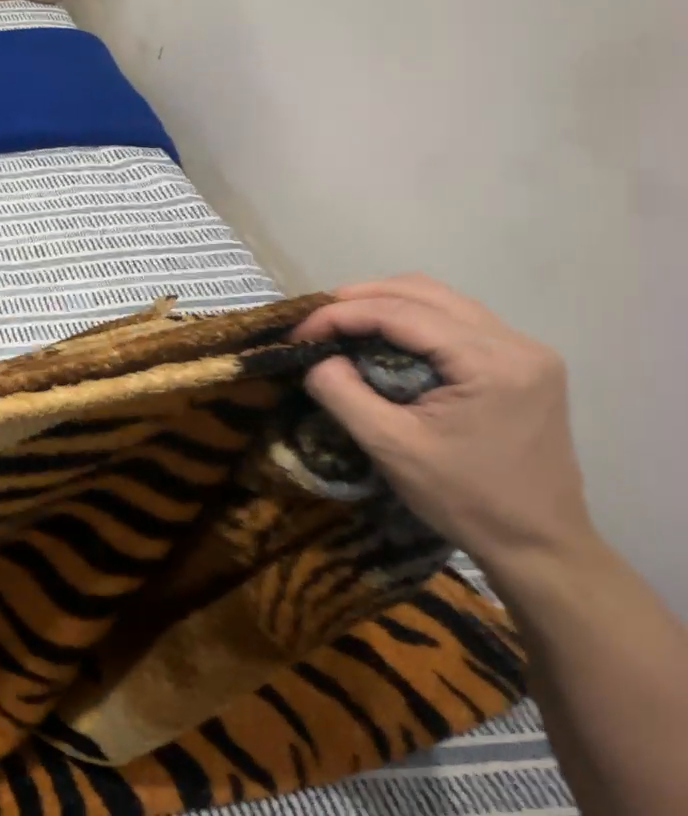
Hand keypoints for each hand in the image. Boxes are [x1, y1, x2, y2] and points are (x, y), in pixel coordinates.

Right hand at [292, 275, 595, 571]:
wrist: (538, 542)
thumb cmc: (463, 497)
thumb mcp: (388, 445)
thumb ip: (343, 392)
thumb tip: (317, 358)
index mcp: (492, 362)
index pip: (401, 312)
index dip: (339, 314)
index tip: (297, 335)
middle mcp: (517, 345)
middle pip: (425, 292)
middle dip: (359, 298)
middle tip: (313, 322)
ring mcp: (525, 354)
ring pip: (442, 302)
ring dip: (384, 306)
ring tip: (338, 327)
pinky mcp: (522, 367)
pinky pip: (456, 323)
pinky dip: (410, 323)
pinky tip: (380, 343)